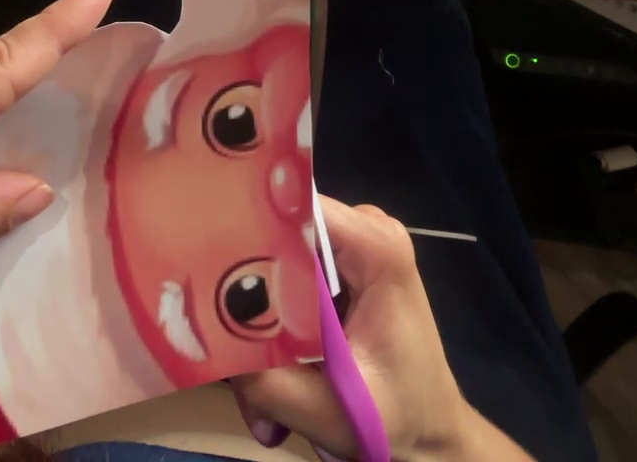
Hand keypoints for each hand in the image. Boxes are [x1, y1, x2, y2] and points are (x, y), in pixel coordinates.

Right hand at [231, 198, 531, 461]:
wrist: (431, 430)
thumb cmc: (396, 418)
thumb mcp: (331, 414)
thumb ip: (269, 380)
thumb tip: (209, 341)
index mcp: (376, 247)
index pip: (290, 206)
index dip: (245, 230)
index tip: (204, 269)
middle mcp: (364, 225)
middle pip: (277, 226)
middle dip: (245, 281)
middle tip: (226, 343)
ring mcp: (352, 234)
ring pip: (276, 246)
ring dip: (255, 302)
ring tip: (251, 369)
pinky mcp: (340, 252)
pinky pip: (287, 259)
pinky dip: (272, 303)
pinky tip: (268, 353)